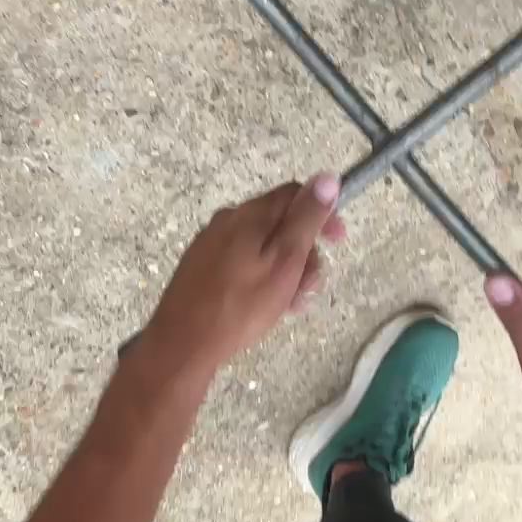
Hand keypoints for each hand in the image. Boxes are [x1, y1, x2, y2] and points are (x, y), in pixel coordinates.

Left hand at [139, 175, 344, 375]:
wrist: (183, 343)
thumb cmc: (241, 304)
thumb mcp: (285, 261)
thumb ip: (306, 219)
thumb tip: (327, 178)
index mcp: (249, 214)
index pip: (295, 194)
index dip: (322, 213)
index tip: (338, 242)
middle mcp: (228, 219)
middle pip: (279, 222)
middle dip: (303, 251)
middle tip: (308, 288)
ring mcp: (211, 242)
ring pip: (262, 245)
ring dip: (285, 270)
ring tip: (289, 305)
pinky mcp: (201, 265)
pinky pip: (243, 261)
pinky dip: (262, 277)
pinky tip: (264, 307)